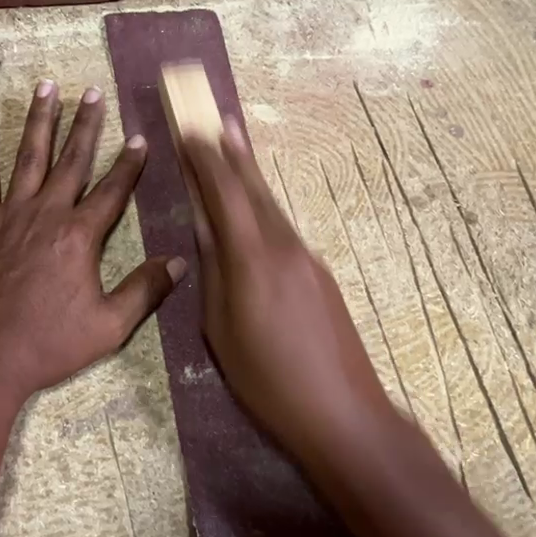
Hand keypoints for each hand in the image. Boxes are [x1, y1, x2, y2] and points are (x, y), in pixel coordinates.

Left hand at [0, 80, 186, 403]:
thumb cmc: (47, 345)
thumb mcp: (107, 326)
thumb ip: (144, 290)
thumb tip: (180, 263)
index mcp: (80, 237)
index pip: (112, 190)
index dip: (128, 163)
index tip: (138, 136)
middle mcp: (46, 215)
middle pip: (71, 161)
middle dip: (85, 125)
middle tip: (92, 92)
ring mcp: (9, 215)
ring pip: (28, 157)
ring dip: (39, 121)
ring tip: (46, 87)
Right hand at [182, 118, 392, 457]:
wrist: (344, 417)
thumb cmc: (267, 380)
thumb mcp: (221, 328)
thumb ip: (213, 271)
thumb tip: (204, 228)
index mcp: (253, 258)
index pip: (224, 193)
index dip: (206, 159)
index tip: (190, 131)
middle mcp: (283, 246)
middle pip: (254, 189)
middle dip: (232, 153)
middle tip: (217, 119)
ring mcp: (307, 259)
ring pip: (270, 207)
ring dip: (249, 176)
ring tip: (233, 145)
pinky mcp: (319, 275)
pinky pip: (282, 229)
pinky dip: (262, 208)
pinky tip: (252, 208)